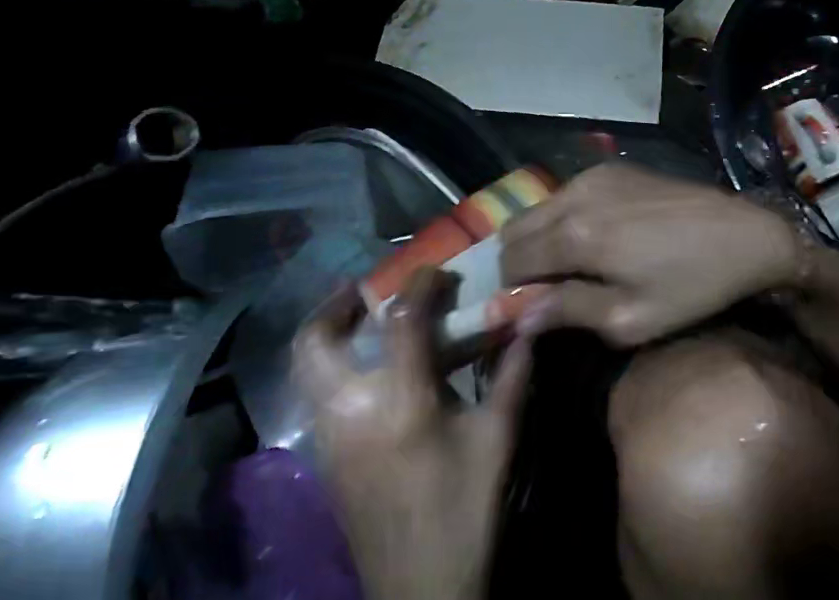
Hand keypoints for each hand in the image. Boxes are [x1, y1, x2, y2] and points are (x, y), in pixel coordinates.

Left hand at [293, 270, 531, 599]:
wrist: (419, 590)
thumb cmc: (465, 509)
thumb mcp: (498, 437)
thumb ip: (513, 373)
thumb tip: (532, 321)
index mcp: (399, 404)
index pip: (400, 321)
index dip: (419, 285)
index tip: (437, 271)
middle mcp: (349, 413)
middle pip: (316, 341)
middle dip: (336, 305)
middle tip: (367, 288)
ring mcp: (327, 439)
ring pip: (306, 370)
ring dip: (330, 335)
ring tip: (366, 321)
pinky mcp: (323, 460)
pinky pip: (316, 394)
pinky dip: (333, 366)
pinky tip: (371, 371)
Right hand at [498, 163, 802, 347]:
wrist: (746, 233)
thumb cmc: (692, 285)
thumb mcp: (630, 318)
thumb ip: (568, 311)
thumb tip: (517, 315)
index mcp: (576, 235)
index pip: (510, 261)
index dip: (511, 291)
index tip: (531, 311)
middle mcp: (576, 195)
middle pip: (514, 229)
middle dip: (520, 263)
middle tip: (550, 291)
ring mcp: (595, 175)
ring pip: (539, 208)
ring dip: (541, 238)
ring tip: (575, 266)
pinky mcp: (614, 167)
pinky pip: (566, 194)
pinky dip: (564, 217)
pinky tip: (597, 238)